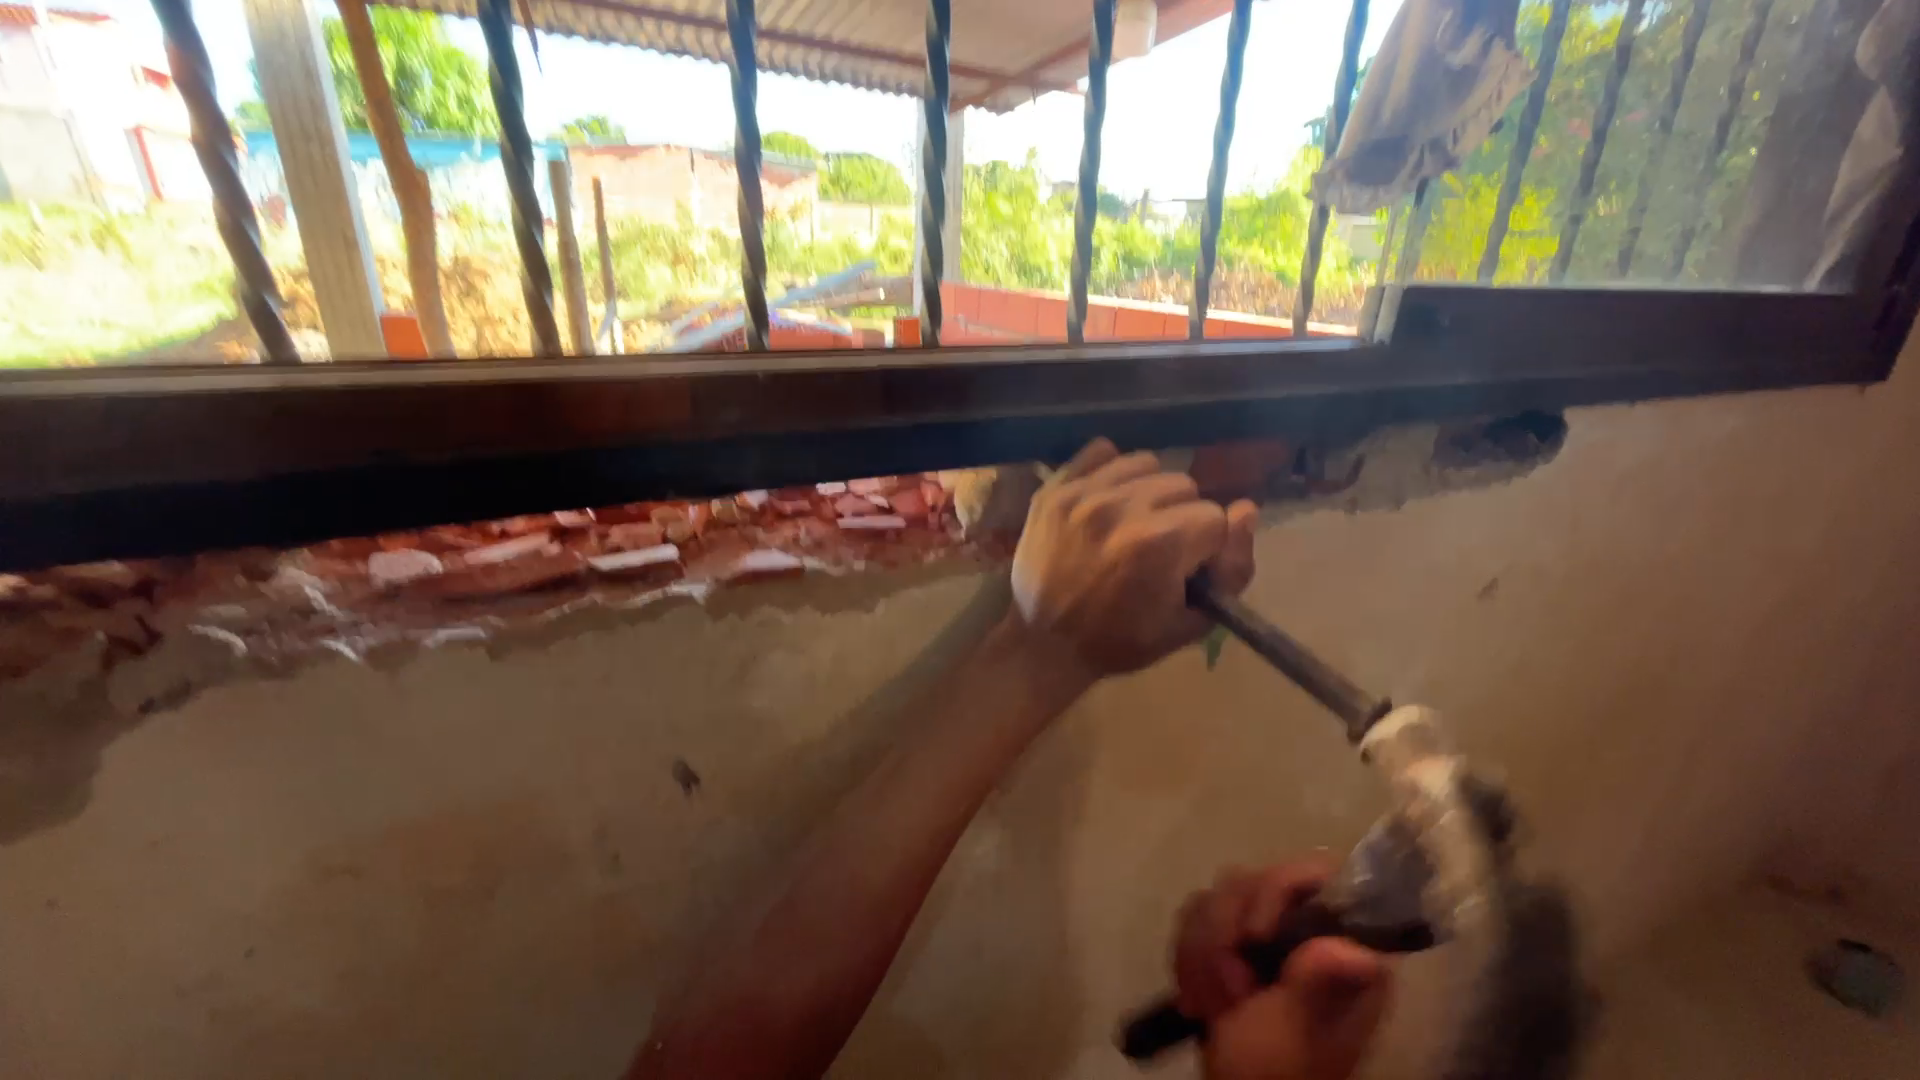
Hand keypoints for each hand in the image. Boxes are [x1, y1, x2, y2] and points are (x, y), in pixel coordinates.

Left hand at [1007, 438, 1255, 683]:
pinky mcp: (1054, 488)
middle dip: (1181, 517)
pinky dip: (1112, 470)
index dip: (1207, 547)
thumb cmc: (1120, 641)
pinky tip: (1107, 500)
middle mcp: (1123, 508)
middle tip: (1157, 550)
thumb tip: (1248, 509)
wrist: (1043, 644)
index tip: (1185, 569)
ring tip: (1132, 523)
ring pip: (1147, 464)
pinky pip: (1100, 451)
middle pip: (1184, 485)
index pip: (1216, 517)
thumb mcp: (1189, 624)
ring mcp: (1084, 493)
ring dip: (1149, 491)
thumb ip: (1232, 570)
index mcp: (1160, 543)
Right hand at [1174, 862, 1392, 1079]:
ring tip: (1210, 1002)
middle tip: (1231, 989)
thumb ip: (1315, 984)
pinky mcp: (1232, 942)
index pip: (1318, 875)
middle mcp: (1308, 931)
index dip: (1278, 888)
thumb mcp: (1295, 1035)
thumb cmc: (1274, 1078)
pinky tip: (1195, 996)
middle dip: (1226, 934)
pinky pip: (1196, 915)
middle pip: (1254, 880)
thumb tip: (1360, 953)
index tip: (1254, 935)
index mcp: (1343, 948)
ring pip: (1219, 896)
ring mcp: (1267, 935)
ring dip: (1202, 950)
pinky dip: (1188, 954)